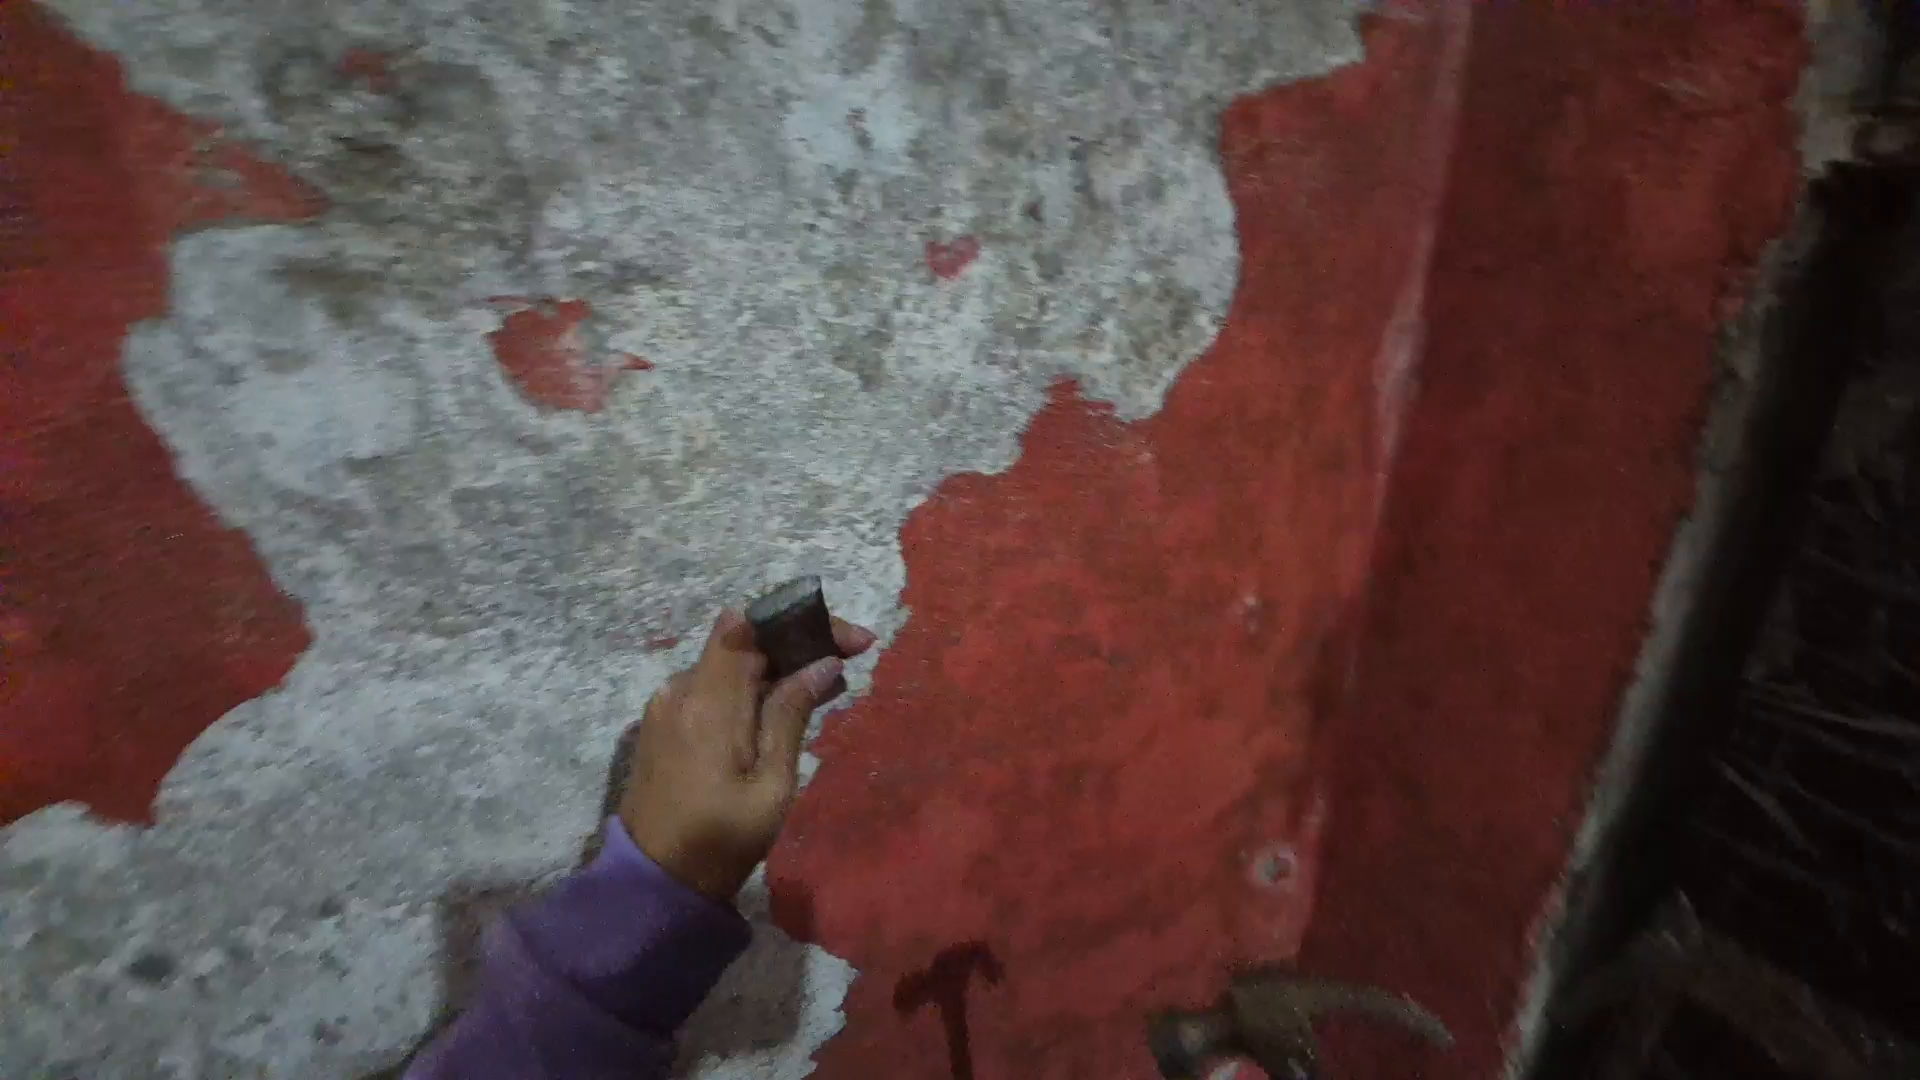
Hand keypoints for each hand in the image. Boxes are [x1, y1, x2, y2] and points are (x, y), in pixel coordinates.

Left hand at [620, 608, 877, 900]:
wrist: (651, 884)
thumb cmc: (721, 840)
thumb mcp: (771, 785)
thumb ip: (791, 715)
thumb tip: (823, 663)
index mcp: (707, 703)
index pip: (747, 626)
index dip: (798, 620)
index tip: (846, 639)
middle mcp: (681, 689)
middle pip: (744, 639)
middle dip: (799, 640)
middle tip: (850, 657)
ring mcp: (668, 703)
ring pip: (732, 661)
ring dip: (779, 664)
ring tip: (828, 683)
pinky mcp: (665, 720)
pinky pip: (716, 685)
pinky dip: (754, 685)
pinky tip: (786, 705)